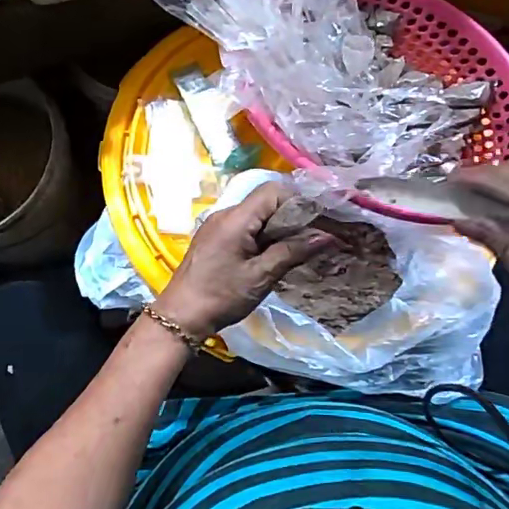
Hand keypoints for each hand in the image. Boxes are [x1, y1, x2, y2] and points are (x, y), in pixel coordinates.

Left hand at [156, 182, 337, 336]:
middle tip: (317, 234)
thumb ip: (293, 252)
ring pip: (256, 214)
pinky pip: (245, 226)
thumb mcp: (261, 276)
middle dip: (293, 214)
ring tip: (302, 245)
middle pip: (265, 200)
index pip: (273, 191)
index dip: (299, 200)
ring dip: (280, 226)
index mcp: (235, 219)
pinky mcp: (215, 238)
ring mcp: (218, 226)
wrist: (181, 316)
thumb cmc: (221, 296)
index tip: (320, 218)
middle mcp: (225, 214)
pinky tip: (278, 252)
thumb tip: (327, 237)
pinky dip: (265, 234)